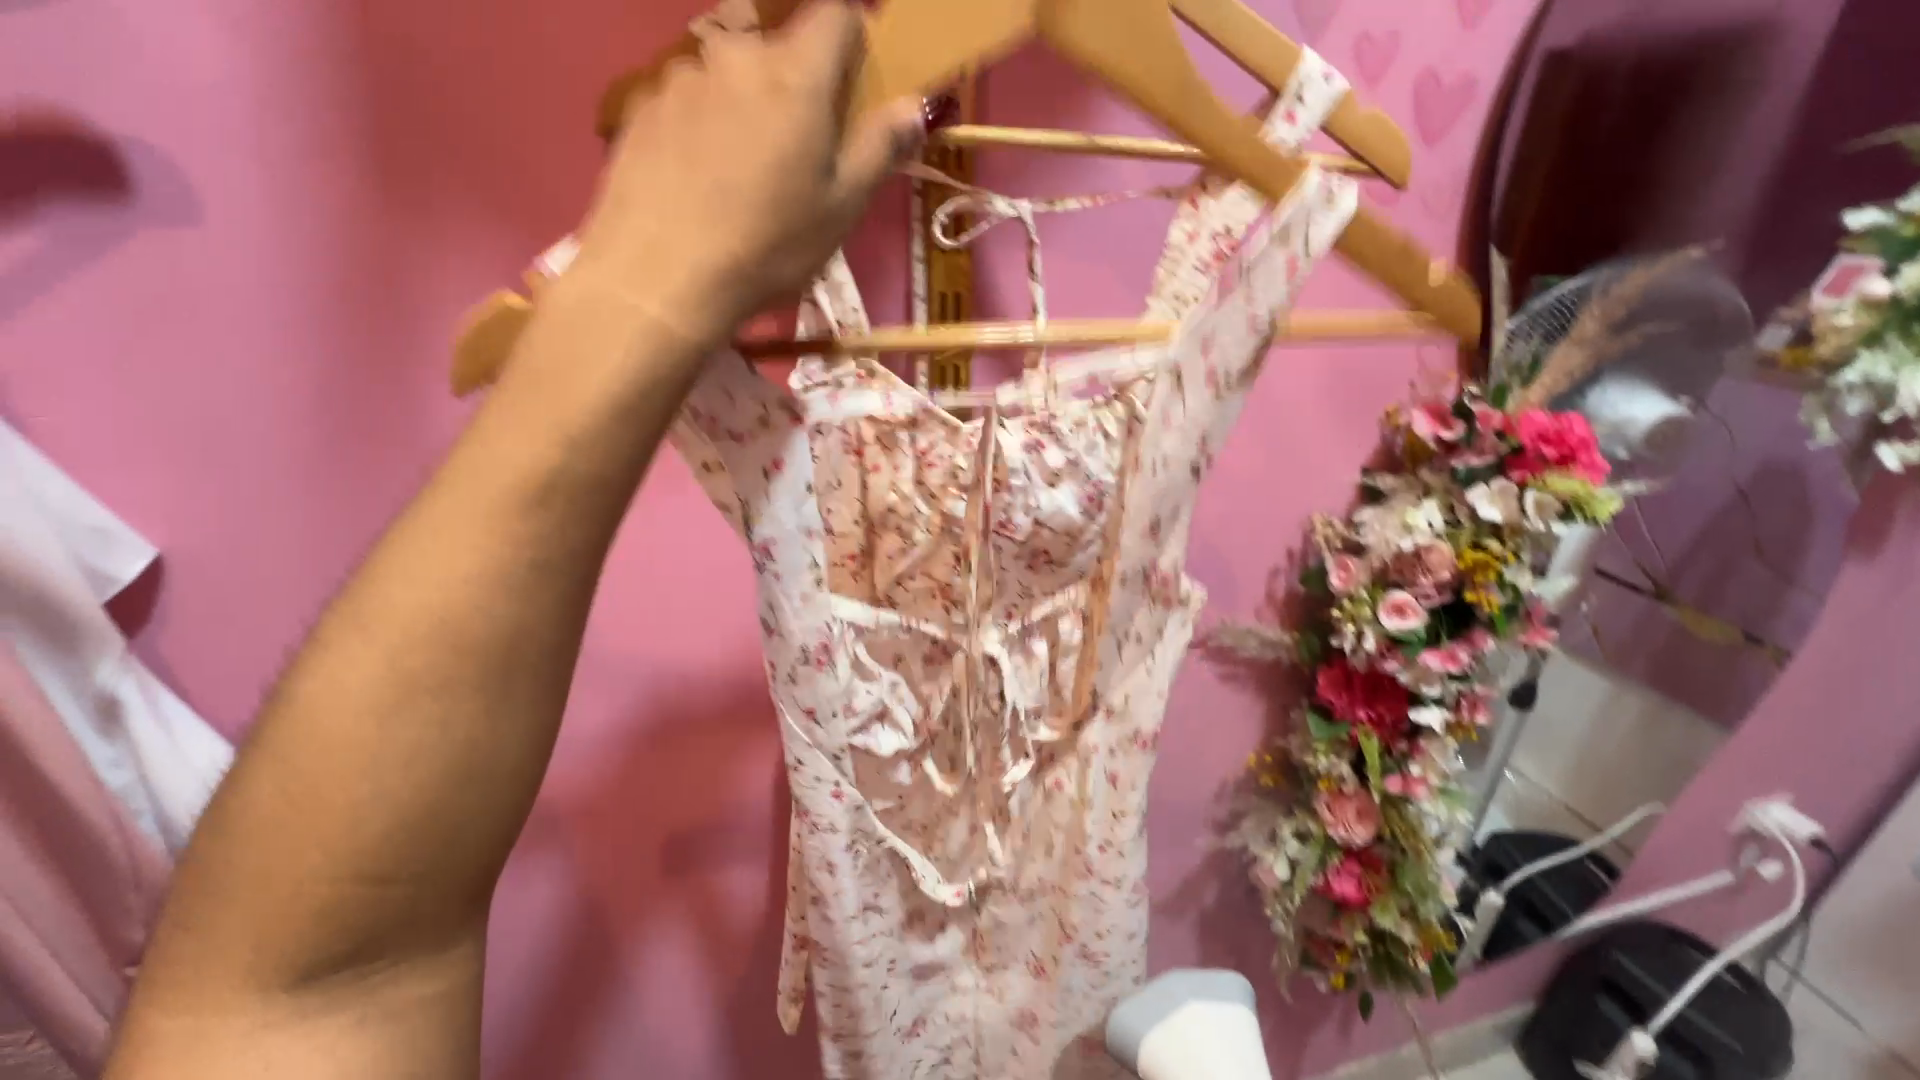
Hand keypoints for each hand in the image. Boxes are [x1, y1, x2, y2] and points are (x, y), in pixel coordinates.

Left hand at [570, 1, 922, 353]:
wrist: (658, 279)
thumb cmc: (766, 248)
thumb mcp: (840, 208)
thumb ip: (879, 147)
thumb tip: (914, 104)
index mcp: (795, 74)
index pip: (836, 13)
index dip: (852, 39)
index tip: (852, 84)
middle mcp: (735, 54)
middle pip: (777, 41)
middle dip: (795, 78)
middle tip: (798, 144)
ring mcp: (680, 75)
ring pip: (729, 71)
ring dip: (745, 100)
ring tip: (740, 169)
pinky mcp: (641, 105)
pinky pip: (688, 98)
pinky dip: (703, 122)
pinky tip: (698, 178)